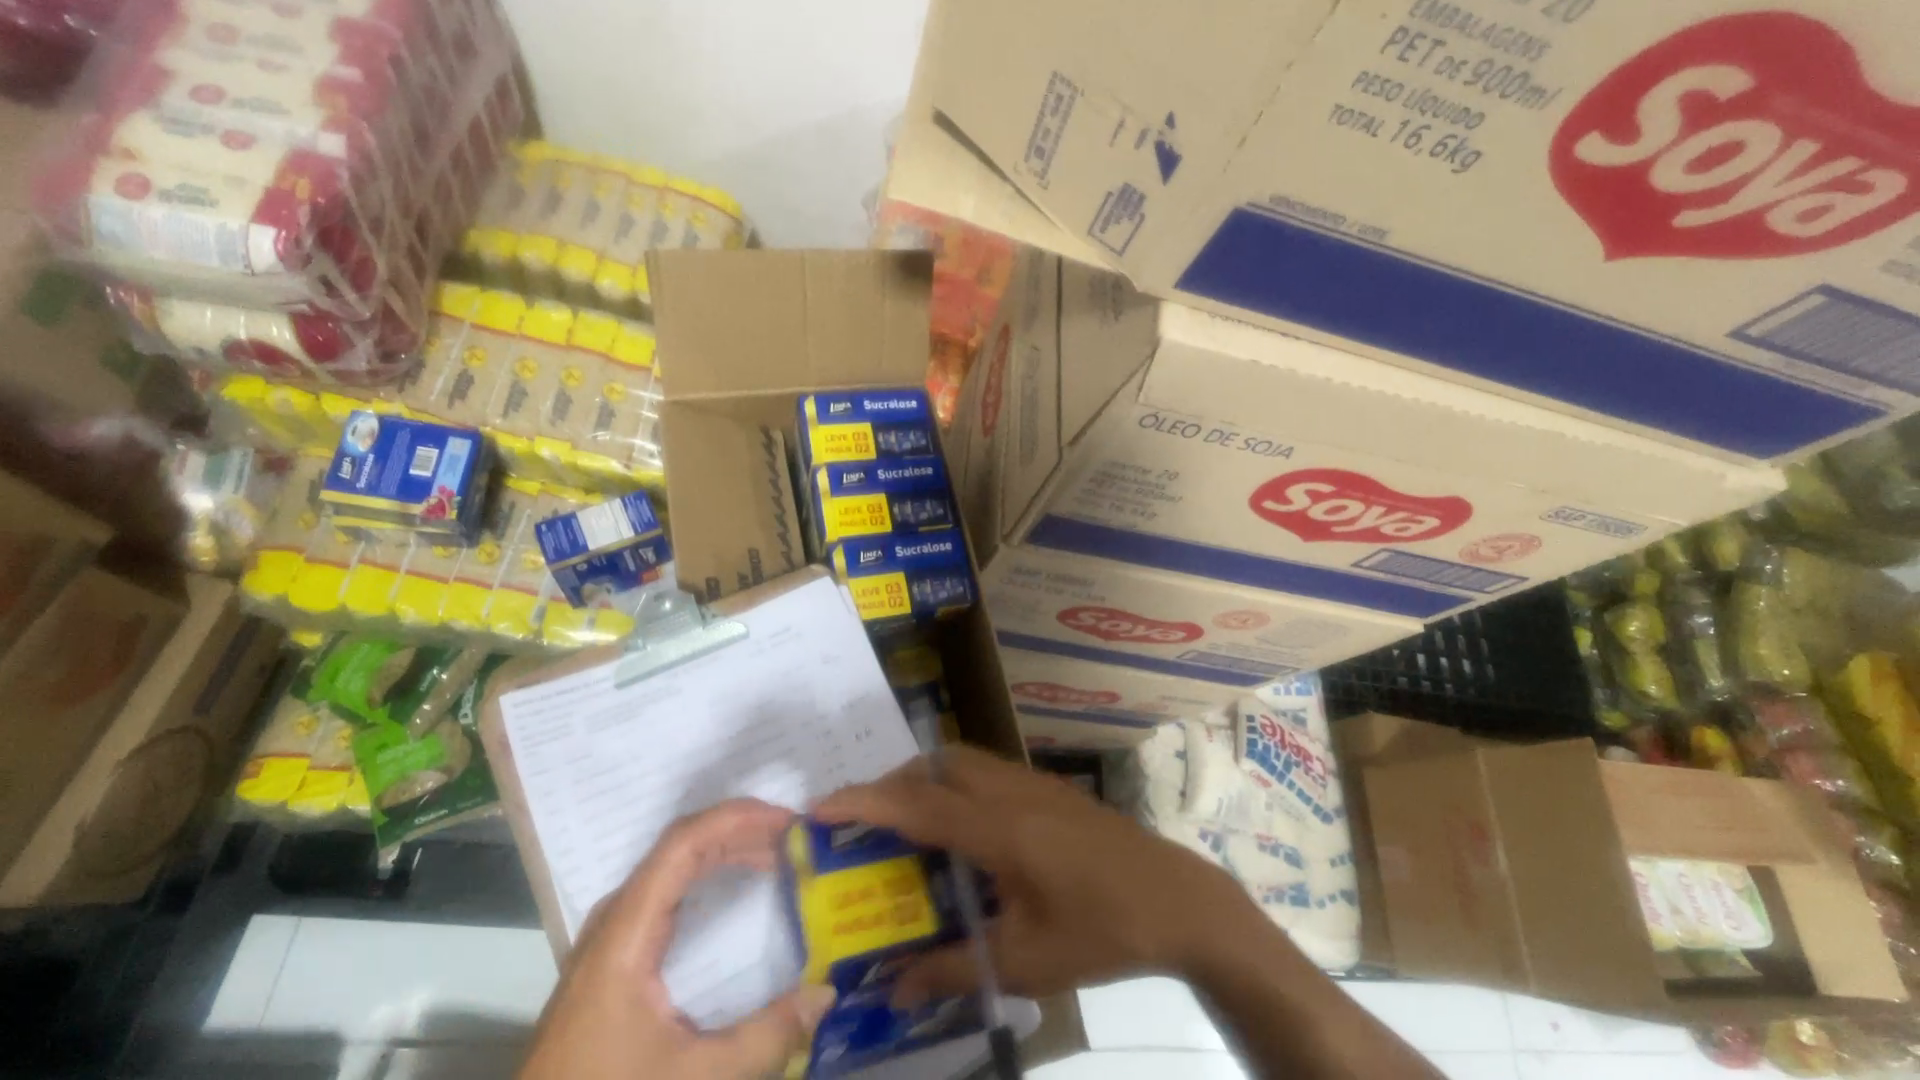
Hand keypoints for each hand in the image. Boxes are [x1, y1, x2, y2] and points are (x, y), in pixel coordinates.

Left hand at [518, 799, 835, 1079]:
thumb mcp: (693, 1078)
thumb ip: (764, 1038)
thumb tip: (826, 995)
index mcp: (626, 933)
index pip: (682, 845)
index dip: (737, 819)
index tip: (789, 822)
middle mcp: (616, 920)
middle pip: (680, 848)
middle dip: (742, 831)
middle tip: (798, 839)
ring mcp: (611, 937)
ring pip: (672, 868)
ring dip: (726, 850)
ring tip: (779, 857)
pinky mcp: (614, 958)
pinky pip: (666, 894)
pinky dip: (708, 878)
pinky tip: (737, 894)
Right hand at [812, 747, 1260, 1004]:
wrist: (1181, 902)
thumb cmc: (1102, 932)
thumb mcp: (1026, 961)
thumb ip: (952, 970)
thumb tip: (892, 989)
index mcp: (999, 830)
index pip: (916, 805)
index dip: (862, 803)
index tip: (817, 808)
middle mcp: (1012, 792)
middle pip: (936, 764)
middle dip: (893, 784)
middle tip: (867, 825)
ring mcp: (1037, 784)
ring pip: (964, 760)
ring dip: (927, 779)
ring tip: (910, 826)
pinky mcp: (1054, 790)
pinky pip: (989, 769)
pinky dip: (957, 784)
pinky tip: (965, 831)